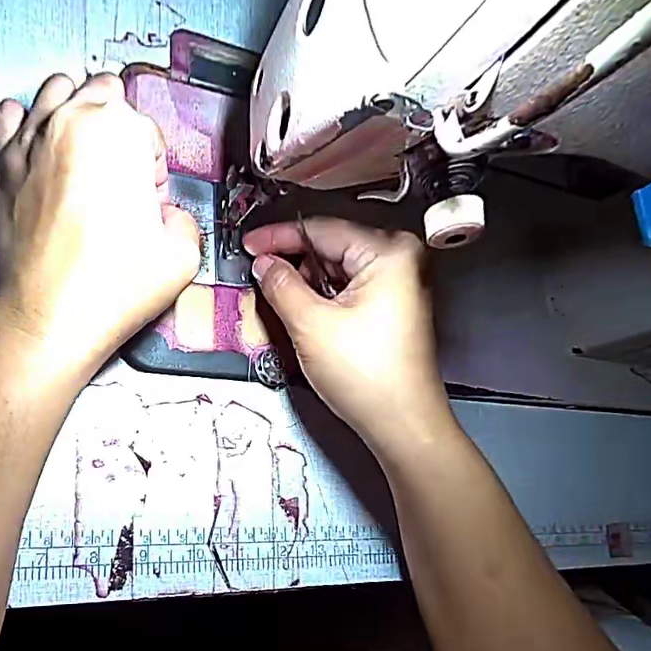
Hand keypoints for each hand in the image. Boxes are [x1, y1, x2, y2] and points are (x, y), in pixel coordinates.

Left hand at [0, 73, 201, 385]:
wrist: (46, 320)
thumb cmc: (106, 290)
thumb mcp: (182, 257)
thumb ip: (184, 219)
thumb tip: (165, 216)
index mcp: (118, 131)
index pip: (147, 131)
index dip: (152, 169)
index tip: (146, 199)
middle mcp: (68, 122)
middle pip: (103, 97)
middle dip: (117, 132)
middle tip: (118, 177)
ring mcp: (27, 141)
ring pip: (55, 92)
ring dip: (75, 114)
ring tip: (83, 156)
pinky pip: (8, 117)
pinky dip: (25, 124)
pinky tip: (39, 151)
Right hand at [244, 216, 449, 440]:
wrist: (401, 421)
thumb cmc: (367, 375)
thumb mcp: (309, 324)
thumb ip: (280, 285)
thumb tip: (264, 264)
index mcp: (387, 253)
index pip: (321, 230)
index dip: (278, 237)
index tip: (249, 244)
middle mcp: (399, 260)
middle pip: (330, 246)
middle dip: (291, 259)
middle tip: (257, 272)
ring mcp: (397, 283)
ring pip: (336, 268)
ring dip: (304, 280)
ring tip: (276, 295)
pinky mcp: (390, 305)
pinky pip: (346, 287)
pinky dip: (320, 295)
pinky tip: (301, 309)